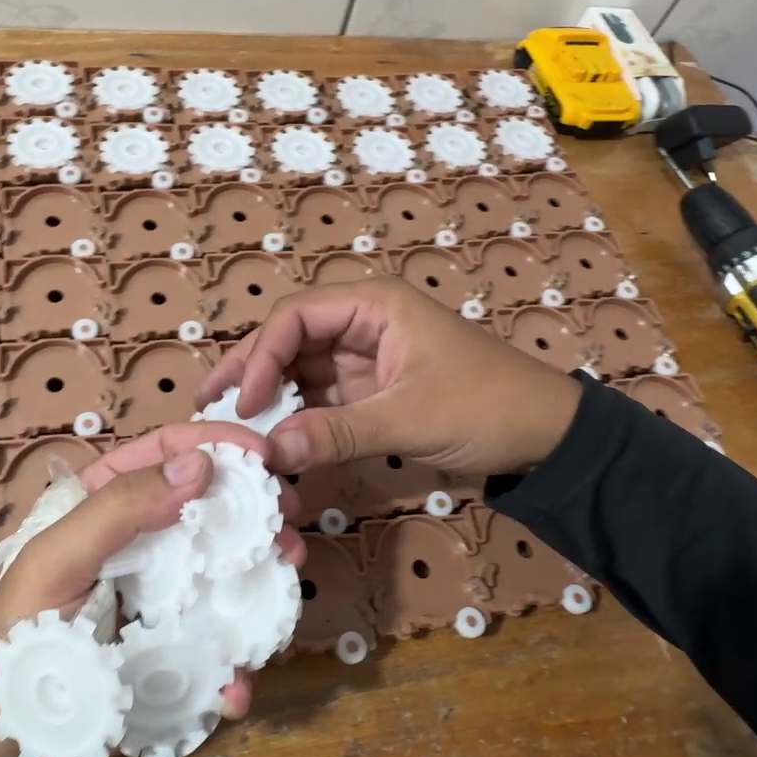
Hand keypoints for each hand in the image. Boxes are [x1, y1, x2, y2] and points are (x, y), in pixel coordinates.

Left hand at [0, 422, 303, 756]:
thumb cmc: (15, 643)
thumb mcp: (55, 562)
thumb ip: (120, 508)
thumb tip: (200, 463)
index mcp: (101, 506)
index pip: (164, 454)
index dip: (214, 444)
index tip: (263, 456)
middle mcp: (136, 543)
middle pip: (206, 507)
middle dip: (252, 508)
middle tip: (287, 520)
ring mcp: (158, 597)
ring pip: (223, 569)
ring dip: (260, 573)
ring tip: (286, 581)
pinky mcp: (174, 650)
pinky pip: (217, 641)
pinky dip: (235, 659)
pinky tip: (238, 681)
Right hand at [198, 277, 580, 476]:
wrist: (547, 436)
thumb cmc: (485, 407)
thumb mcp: (409, 418)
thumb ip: (337, 432)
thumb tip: (270, 453)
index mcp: (374, 304)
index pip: (297, 315)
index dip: (263, 355)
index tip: (245, 403)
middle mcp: (363, 322)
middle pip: (291, 338)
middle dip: (253, 370)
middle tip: (209, 404)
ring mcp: (367, 357)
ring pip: (303, 369)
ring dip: (271, 397)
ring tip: (230, 426)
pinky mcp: (373, 390)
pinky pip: (323, 398)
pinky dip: (298, 419)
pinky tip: (272, 440)